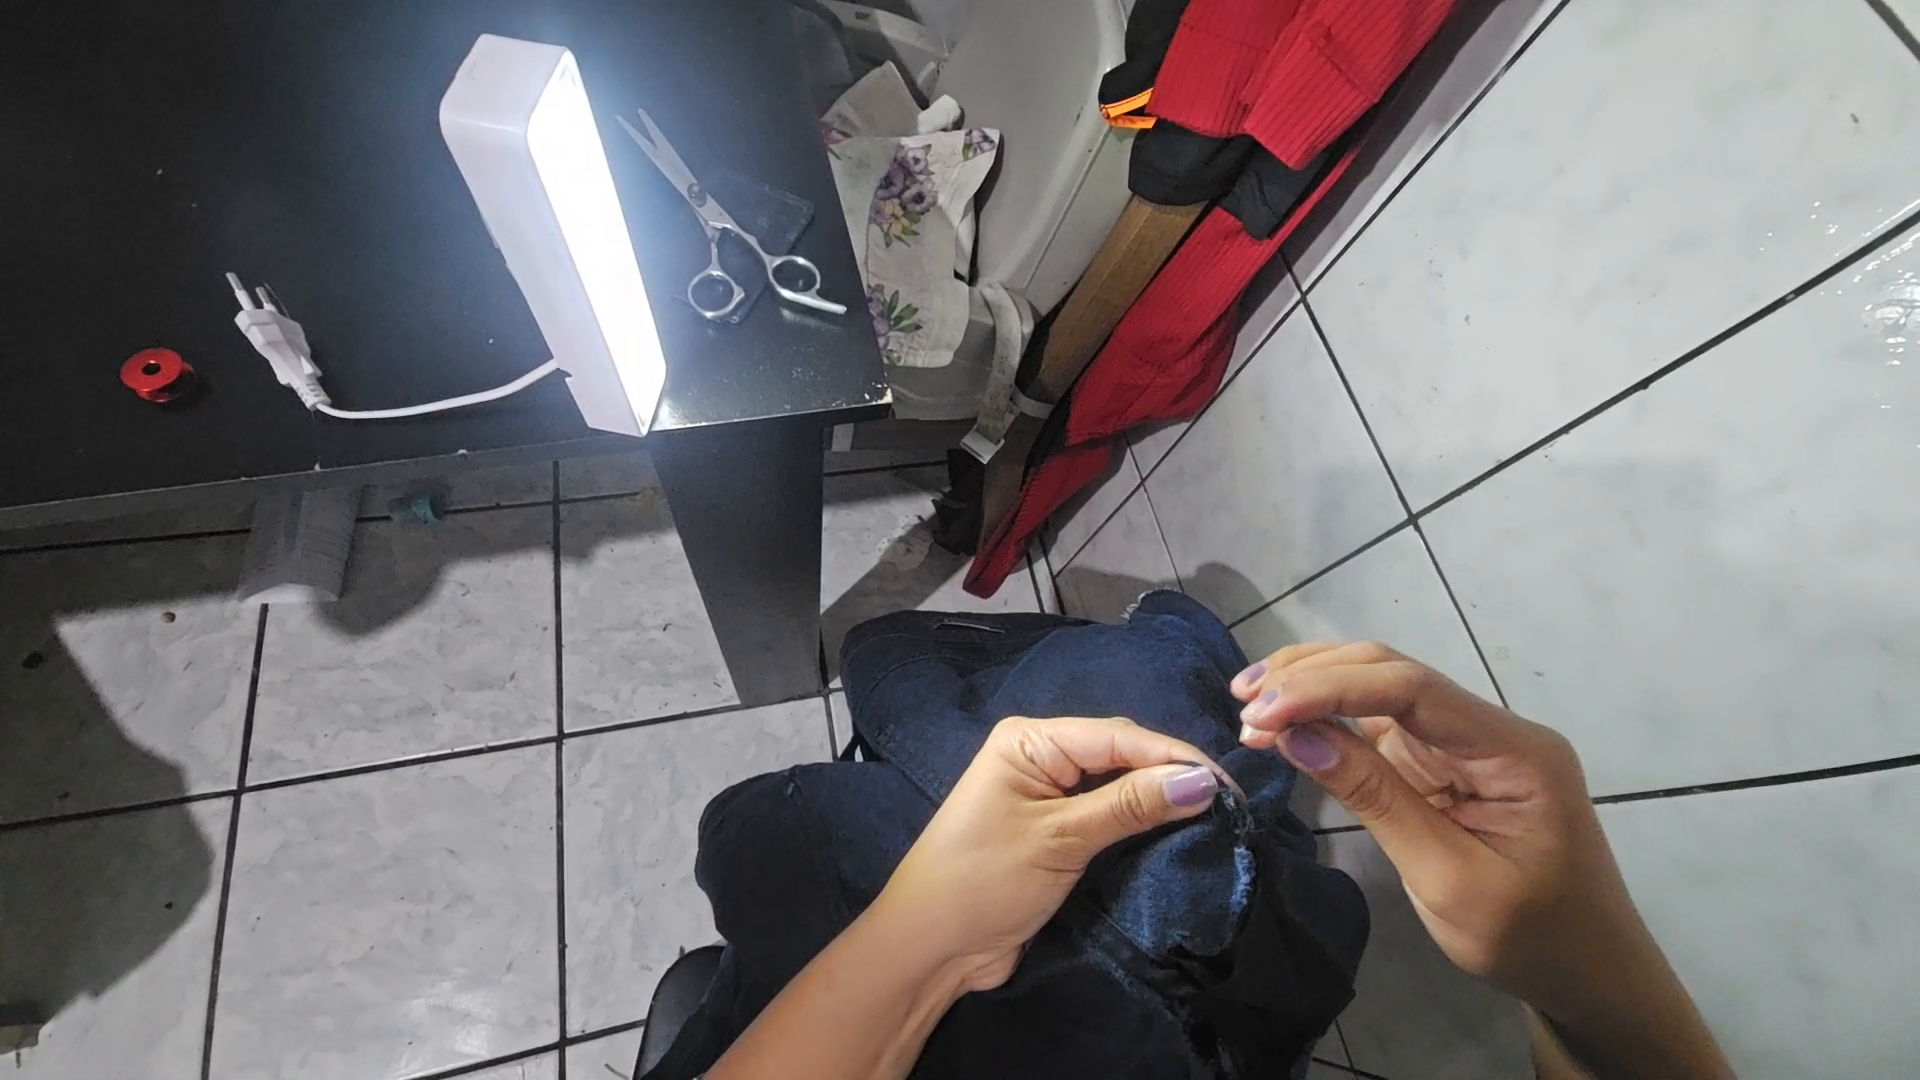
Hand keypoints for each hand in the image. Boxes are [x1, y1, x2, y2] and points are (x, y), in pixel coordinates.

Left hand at [872, 716, 1222, 993]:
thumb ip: (1129, 807)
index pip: (1116, 737)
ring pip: (1116, 783)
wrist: (931, 945)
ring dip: (1157, 797)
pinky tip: (1172, 828)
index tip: (1227, 784)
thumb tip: (1200, 782)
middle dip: (1168, 773)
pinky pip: (1106, 813)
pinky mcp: (1055, 829)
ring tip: (1212, 813)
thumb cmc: (985, 879)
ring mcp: (1047, 793)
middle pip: (1118, 754)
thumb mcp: (1059, 840)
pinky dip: (1139, 821)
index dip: (1172, 756)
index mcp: (1030, 740)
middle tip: (1226, 803)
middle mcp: (1040, 756)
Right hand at [1231, 643, 1731, 1078]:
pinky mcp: (1435, 755)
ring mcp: (1459, 737)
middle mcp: (1486, 726)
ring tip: (1247, 701)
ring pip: (1374, 681)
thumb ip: (1374, 797)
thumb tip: (1295, 735)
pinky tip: (1279, 720)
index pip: (1410, 687)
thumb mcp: (1449, 879)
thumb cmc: (1531, 939)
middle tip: (1244, 702)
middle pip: (1388, 669)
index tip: (1263, 712)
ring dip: (1307, 684)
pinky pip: (1371, 716)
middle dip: (1310, 676)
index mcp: (1513, 749)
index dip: (1329, 688)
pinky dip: (1320, 713)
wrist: (1590, 978)